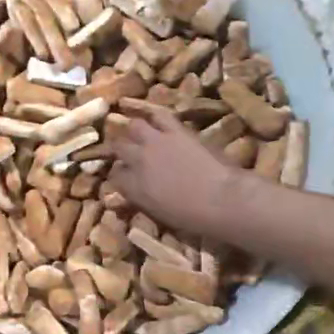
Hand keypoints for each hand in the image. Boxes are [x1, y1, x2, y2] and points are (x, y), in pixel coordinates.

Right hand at [110, 107, 245, 234]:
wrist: (219, 199)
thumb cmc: (192, 218)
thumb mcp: (159, 215)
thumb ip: (144, 199)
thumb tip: (141, 192)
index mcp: (133, 188)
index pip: (115, 176)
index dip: (120, 175)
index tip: (126, 177)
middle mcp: (138, 161)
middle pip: (119, 147)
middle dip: (123, 150)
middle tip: (130, 152)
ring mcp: (155, 142)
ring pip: (134, 126)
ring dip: (136, 130)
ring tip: (142, 133)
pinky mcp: (175, 131)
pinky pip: (160, 116)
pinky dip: (157, 117)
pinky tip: (159, 121)